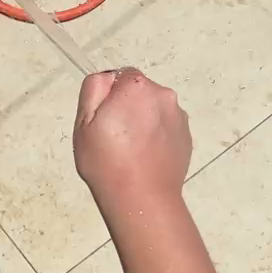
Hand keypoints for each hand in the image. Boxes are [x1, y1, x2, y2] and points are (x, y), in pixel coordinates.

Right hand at [73, 67, 191, 212]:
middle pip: (139, 92)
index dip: (108, 96)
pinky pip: (165, 128)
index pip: (120, 76)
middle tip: (112, 137)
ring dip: (143, 121)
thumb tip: (106, 77)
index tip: (102, 119)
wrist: (141, 196)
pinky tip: (144, 157)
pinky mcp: (186, 136)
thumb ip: (93, 90)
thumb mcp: (84, 124)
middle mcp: (163, 95)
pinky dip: (155, 136)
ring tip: (129, 151)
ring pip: (154, 110)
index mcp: (136, 87)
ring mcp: (179, 116)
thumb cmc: (107, 161)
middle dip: (127, 107)